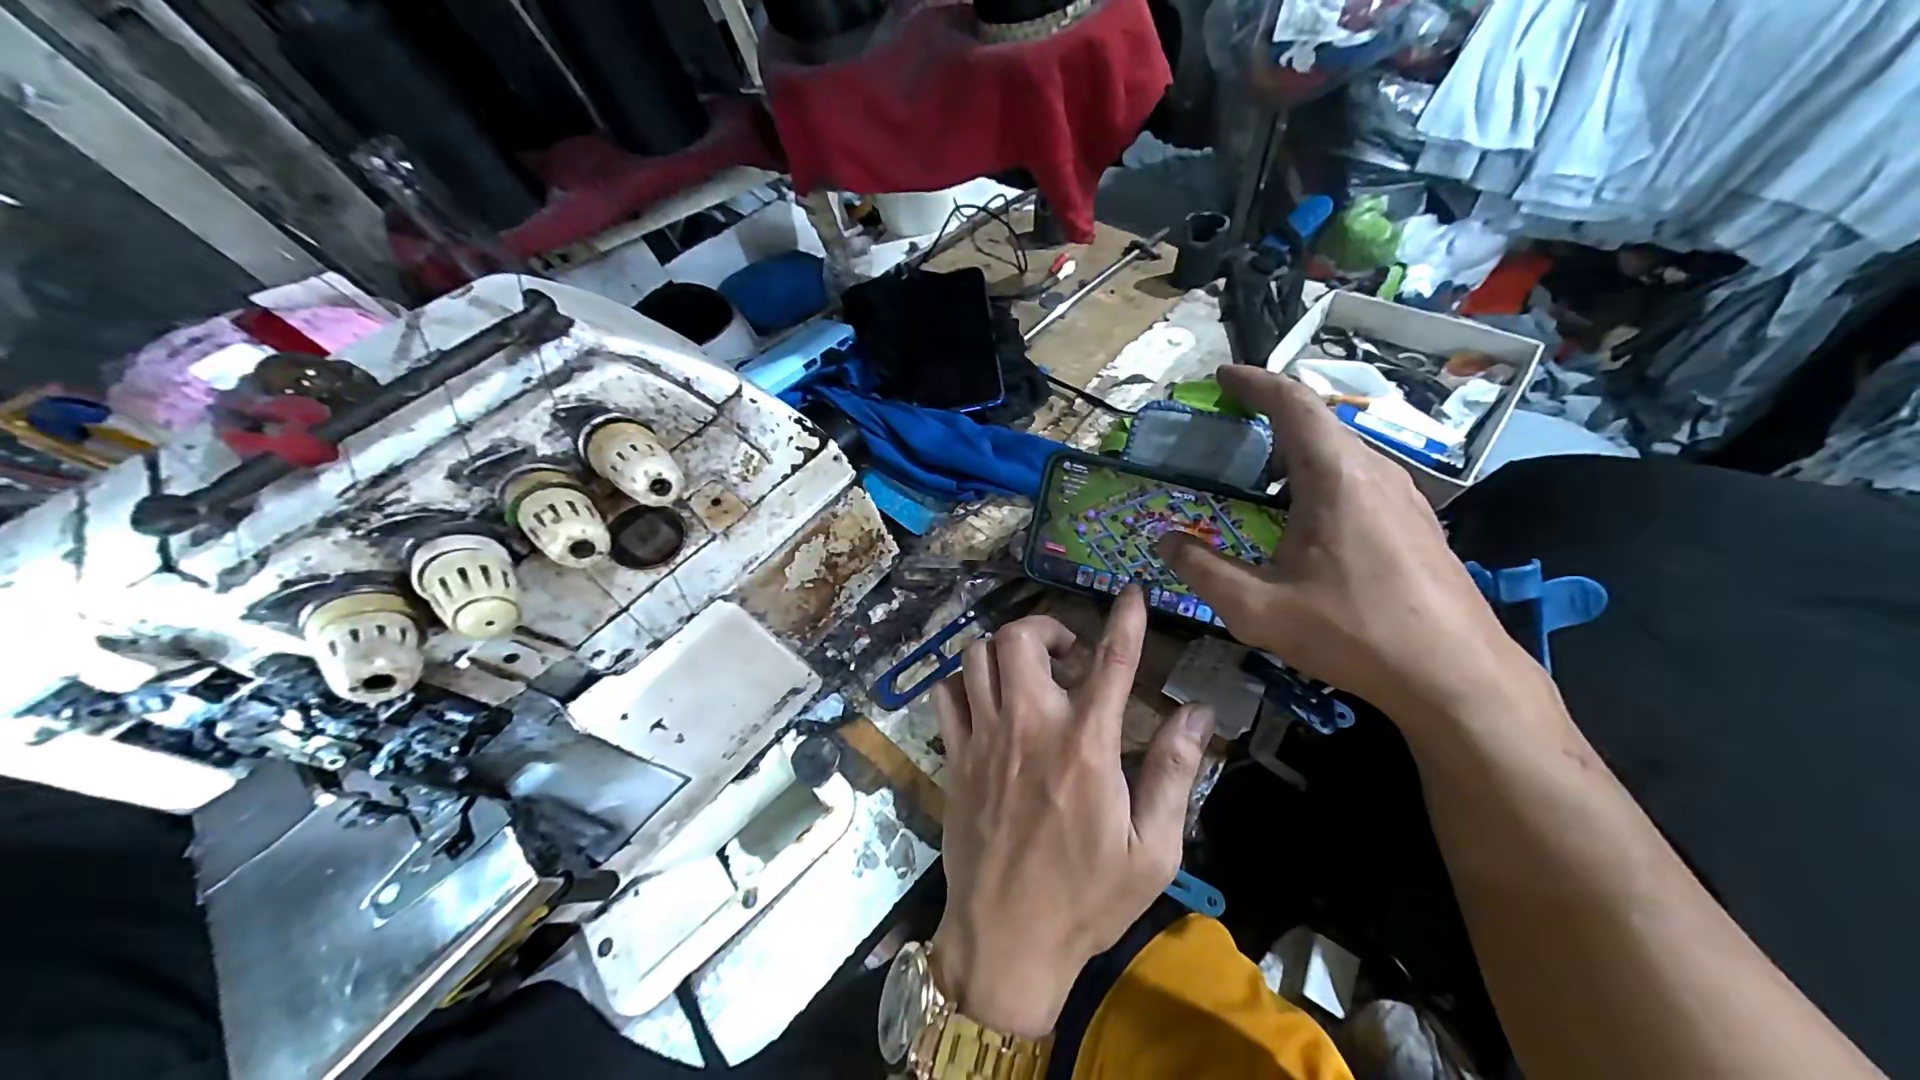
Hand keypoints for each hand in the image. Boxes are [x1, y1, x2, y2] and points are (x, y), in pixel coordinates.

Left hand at [931, 587, 1212, 1036]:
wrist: (1005, 942)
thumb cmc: (1087, 901)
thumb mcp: (1153, 851)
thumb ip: (1174, 773)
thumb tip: (1198, 712)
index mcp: (1085, 747)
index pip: (1112, 663)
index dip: (1126, 621)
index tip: (1133, 592)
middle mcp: (1028, 727)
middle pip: (1020, 638)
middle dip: (1048, 630)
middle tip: (1070, 658)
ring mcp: (982, 740)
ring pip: (977, 655)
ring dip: (1006, 650)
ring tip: (1029, 675)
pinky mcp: (953, 758)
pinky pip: (945, 694)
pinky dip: (964, 682)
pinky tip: (987, 702)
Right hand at [1158, 366, 1536, 722]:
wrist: (1455, 676)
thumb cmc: (1353, 633)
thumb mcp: (1257, 609)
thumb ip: (1202, 570)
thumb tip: (1165, 542)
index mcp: (1336, 477)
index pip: (1293, 404)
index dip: (1254, 383)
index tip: (1222, 377)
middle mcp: (1375, 472)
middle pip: (1318, 422)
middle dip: (1270, 415)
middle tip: (1229, 430)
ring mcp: (1404, 496)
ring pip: (1341, 451)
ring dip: (1296, 450)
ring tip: (1259, 476)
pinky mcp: (1416, 522)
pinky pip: (1359, 478)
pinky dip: (1321, 475)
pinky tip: (1305, 518)